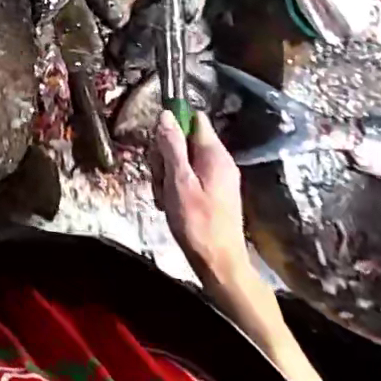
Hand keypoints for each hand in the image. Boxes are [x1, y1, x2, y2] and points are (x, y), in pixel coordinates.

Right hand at [152, 110, 252, 289]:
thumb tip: (166, 114)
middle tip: (161, 180)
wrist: (220, 266)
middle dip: (165, 156)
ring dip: (167, 175)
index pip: (193, 118)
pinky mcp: (214, 192)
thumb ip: (172, 146)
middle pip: (184, 139)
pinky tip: (170, 204)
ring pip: (182, 159)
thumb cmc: (198, 224)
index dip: (173, 125)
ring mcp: (217, 177)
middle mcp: (219, 160)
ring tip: (165, 197)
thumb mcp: (178, 182)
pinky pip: (189, 177)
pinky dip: (176, 187)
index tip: (159, 146)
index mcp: (214, 153)